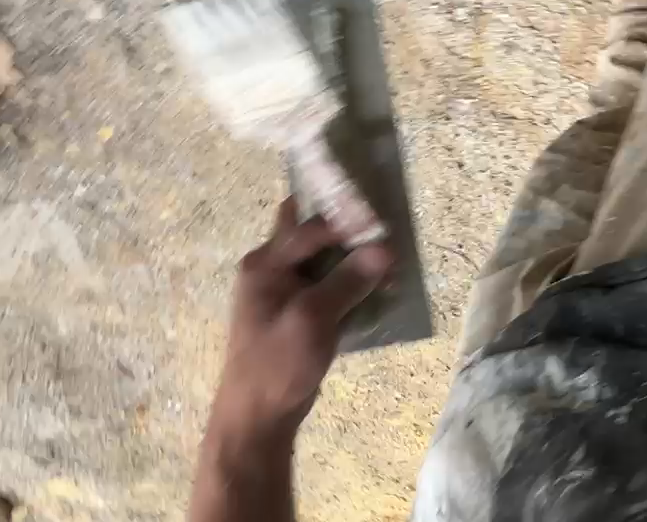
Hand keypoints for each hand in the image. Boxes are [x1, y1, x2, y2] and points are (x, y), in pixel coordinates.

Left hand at [208, 199, 393, 444]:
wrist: (257, 422)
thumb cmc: (277, 365)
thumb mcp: (313, 318)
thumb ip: (348, 280)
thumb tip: (385, 248)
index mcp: (265, 263)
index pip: (311, 226)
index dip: (347, 223)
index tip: (382, 228)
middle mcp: (273, 269)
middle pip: (317, 236)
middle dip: (352, 235)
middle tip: (385, 238)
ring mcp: (286, 291)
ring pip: (327, 261)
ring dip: (356, 261)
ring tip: (389, 267)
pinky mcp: (301, 312)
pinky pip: (330, 285)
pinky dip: (352, 284)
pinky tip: (378, 290)